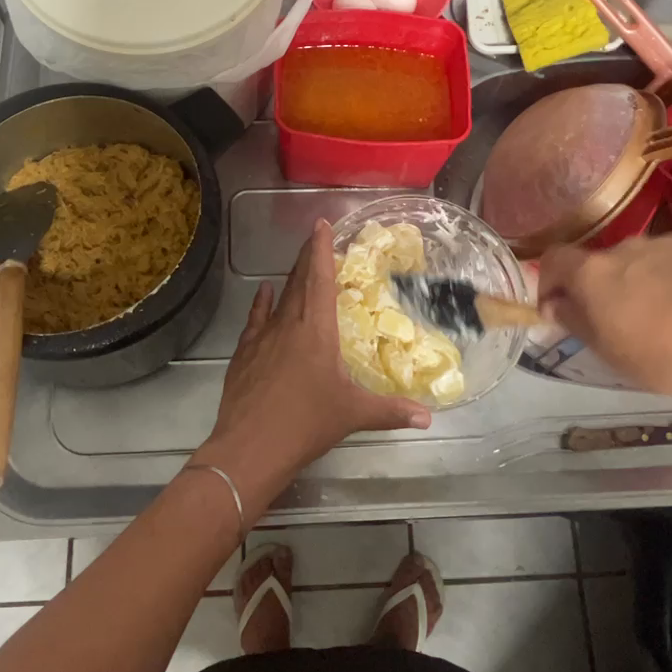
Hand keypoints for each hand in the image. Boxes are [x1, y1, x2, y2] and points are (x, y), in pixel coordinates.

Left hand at [193, 219, 433, 516]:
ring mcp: (262, 338)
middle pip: (298, 282)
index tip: (321, 225)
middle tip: (314, 238)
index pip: (320, 280)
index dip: (321, 250)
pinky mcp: (244, 354)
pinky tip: (264, 294)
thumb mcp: (353, 415)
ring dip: (289, 279)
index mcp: (316, 331)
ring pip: (278, 298)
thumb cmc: (306, 424)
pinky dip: (261, 303)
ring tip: (297, 265)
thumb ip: (390, 411)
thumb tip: (427, 418)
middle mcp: (288, 325)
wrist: (251, 447)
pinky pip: (255, 319)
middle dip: (308, 258)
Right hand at [536, 233, 671, 403]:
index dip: (550, 280)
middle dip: (606, 286)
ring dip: (647, 280)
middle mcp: (628, 247)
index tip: (557, 304)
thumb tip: (555, 304)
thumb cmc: (665, 357)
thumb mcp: (609, 353)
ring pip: (647, 259)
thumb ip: (575, 321)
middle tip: (622, 321)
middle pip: (605, 261)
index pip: (554, 259)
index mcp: (594, 272)